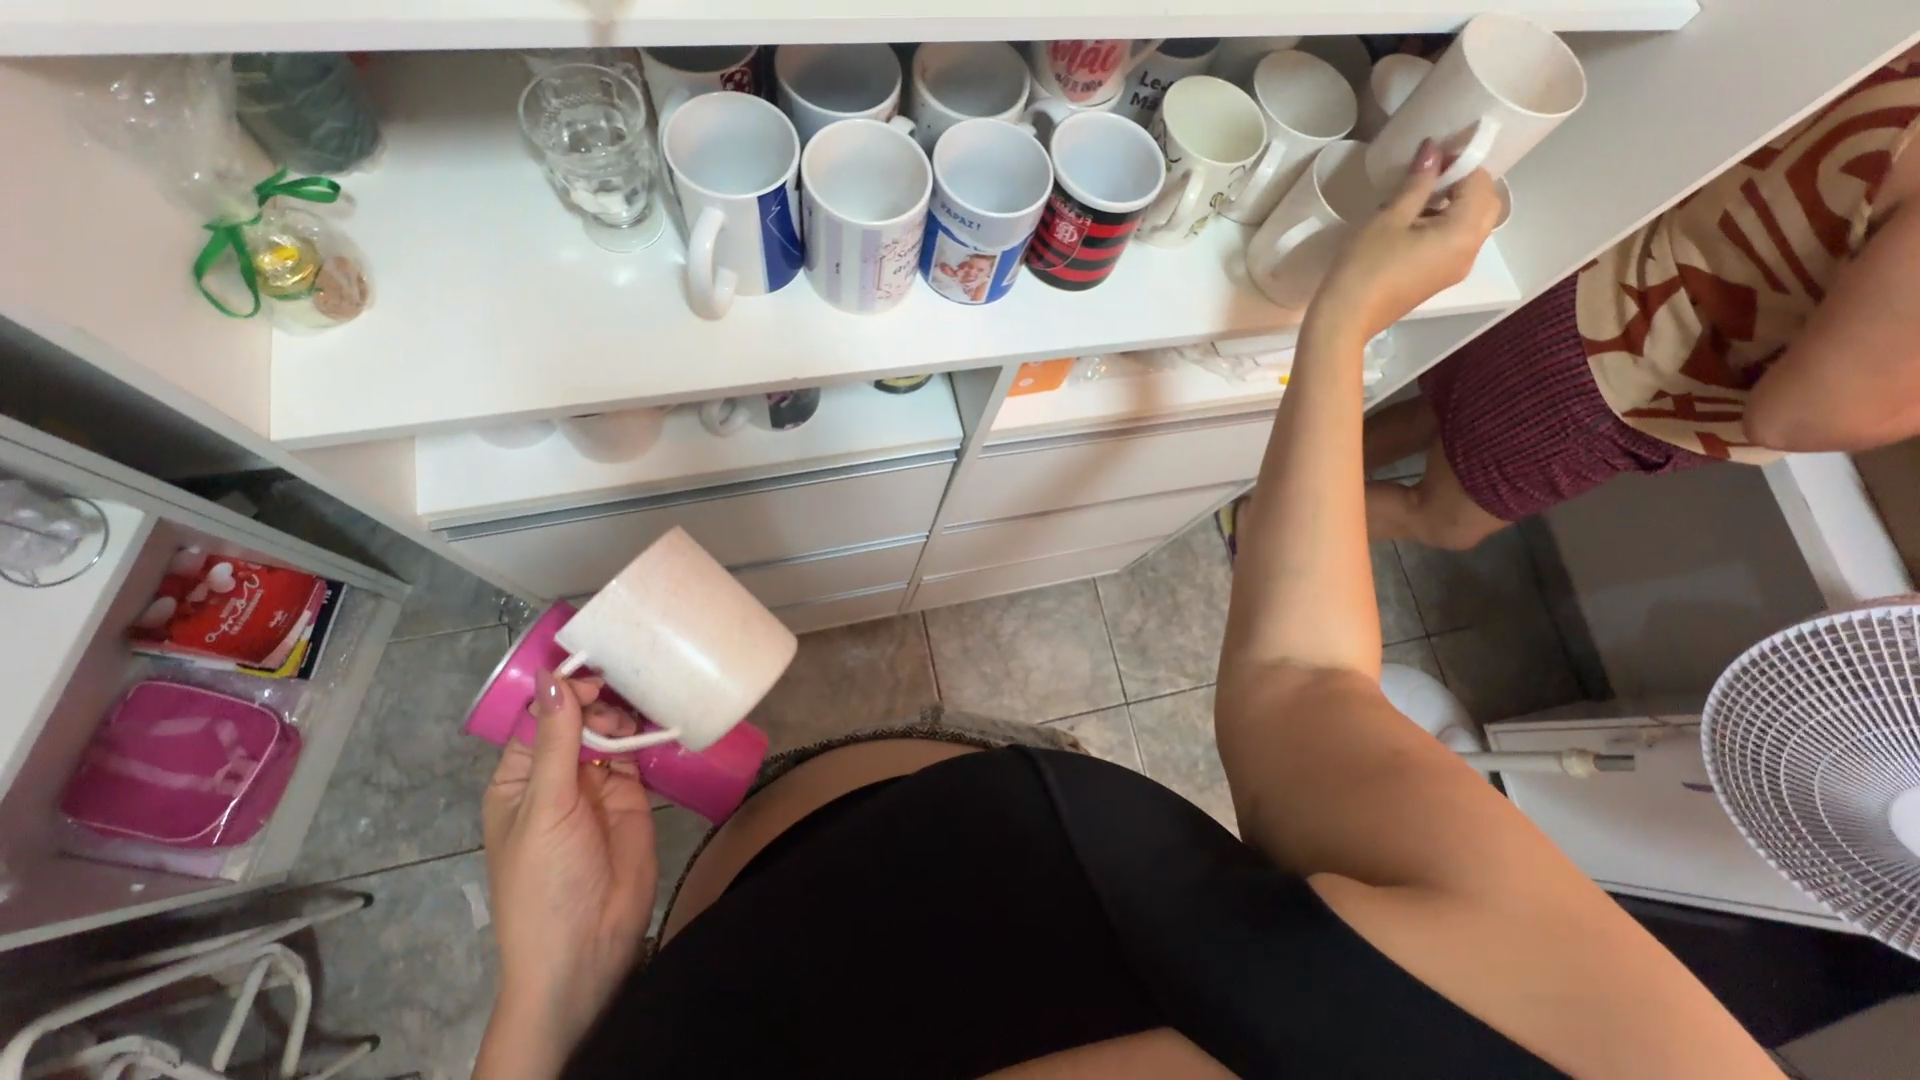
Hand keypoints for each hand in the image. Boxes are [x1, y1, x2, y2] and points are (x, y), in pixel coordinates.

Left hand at [479, 671, 656, 1074]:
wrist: (587, 945)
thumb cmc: (546, 878)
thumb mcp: (545, 807)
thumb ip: (556, 741)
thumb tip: (553, 678)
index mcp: (518, 778)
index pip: (538, 718)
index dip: (562, 690)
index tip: (594, 671)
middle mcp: (556, 775)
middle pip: (577, 719)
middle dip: (597, 698)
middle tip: (627, 686)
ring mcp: (596, 786)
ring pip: (609, 734)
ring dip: (624, 713)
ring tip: (647, 698)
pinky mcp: (632, 798)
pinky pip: (638, 756)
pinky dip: (649, 736)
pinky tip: (663, 716)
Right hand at [1308, 140, 1502, 344]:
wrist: (1345, 319)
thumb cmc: (1364, 267)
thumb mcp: (1389, 218)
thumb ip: (1417, 182)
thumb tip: (1433, 150)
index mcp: (1463, 231)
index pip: (1479, 182)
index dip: (1459, 164)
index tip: (1431, 158)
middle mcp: (1471, 250)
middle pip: (1484, 203)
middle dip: (1463, 184)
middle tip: (1427, 177)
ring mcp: (1457, 268)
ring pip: (1471, 223)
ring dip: (1453, 205)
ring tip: (1415, 201)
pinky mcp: (1440, 278)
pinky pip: (1456, 242)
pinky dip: (1445, 225)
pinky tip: (1413, 226)